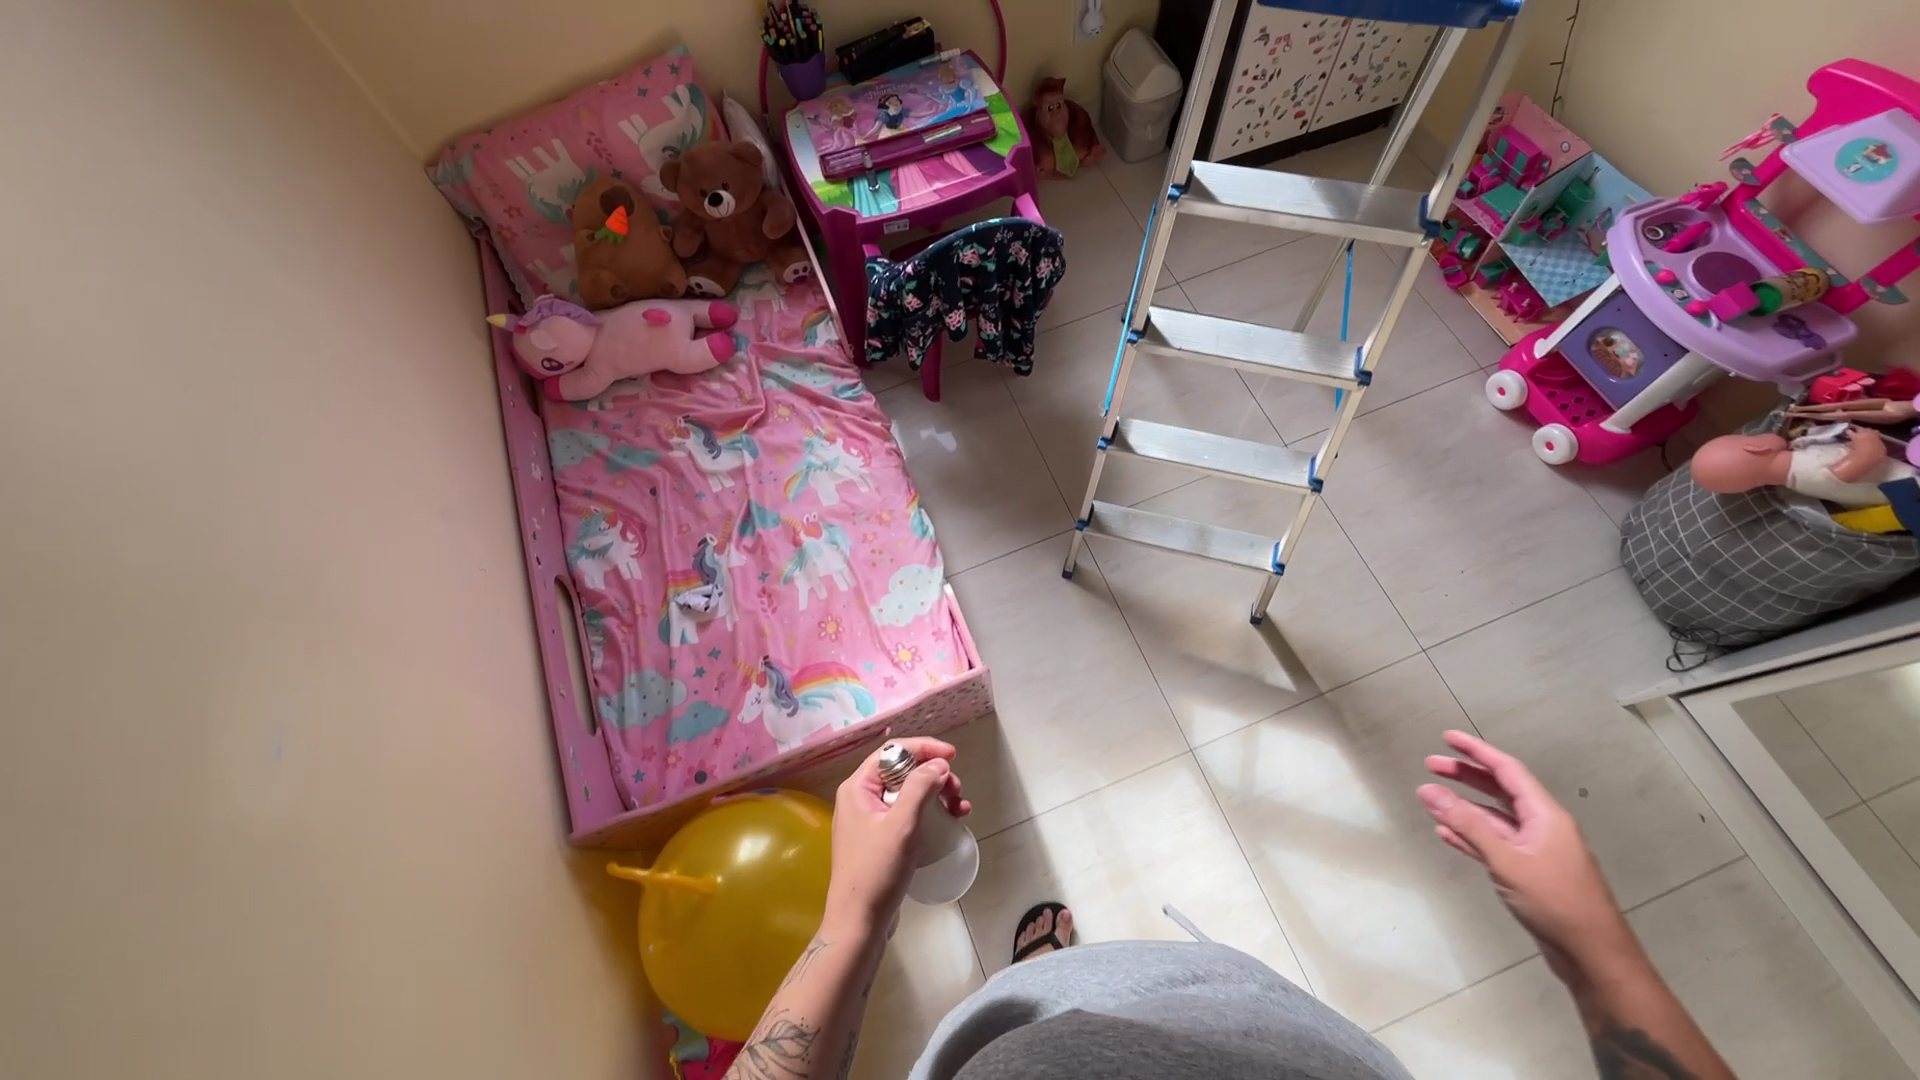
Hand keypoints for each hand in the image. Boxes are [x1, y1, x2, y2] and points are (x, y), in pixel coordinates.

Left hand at [826, 737, 968, 932]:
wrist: (859, 924)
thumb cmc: (877, 871)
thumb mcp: (901, 825)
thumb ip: (920, 787)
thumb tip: (938, 764)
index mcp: (857, 788)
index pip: (892, 751)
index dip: (924, 749)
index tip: (952, 756)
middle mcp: (861, 799)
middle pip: (902, 771)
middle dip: (934, 775)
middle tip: (957, 791)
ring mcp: (870, 821)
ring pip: (908, 793)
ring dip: (936, 794)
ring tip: (960, 809)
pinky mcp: (880, 840)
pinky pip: (908, 814)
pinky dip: (930, 813)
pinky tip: (950, 822)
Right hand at [1418, 730, 1630, 980]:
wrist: (1593, 955)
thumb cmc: (1554, 900)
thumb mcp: (1506, 859)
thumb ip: (1466, 824)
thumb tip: (1428, 790)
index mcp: (1545, 815)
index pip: (1507, 771)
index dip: (1477, 751)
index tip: (1448, 737)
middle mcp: (1542, 826)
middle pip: (1500, 790)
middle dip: (1466, 776)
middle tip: (1431, 765)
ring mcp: (1536, 850)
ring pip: (1494, 818)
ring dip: (1463, 807)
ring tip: (1431, 798)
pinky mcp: (1529, 872)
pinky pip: (1494, 843)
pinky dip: (1470, 835)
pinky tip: (1446, 833)